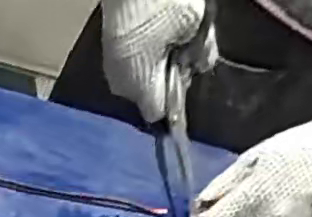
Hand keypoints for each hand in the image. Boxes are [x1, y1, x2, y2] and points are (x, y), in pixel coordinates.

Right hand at [99, 0, 216, 123]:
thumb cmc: (164, 7)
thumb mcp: (195, 26)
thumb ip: (201, 52)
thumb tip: (202, 65)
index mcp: (142, 88)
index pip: (159, 112)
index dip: (175, 99)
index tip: (188, 75)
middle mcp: (122, 89)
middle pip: (149, 95)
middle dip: (167, 77)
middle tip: (184, 47)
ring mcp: (111, 73)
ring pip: (139, 80)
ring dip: (155, 65)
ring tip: (170, 36)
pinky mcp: (108, 56)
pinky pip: (129, 66)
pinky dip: (143, 56)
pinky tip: (153, 33)